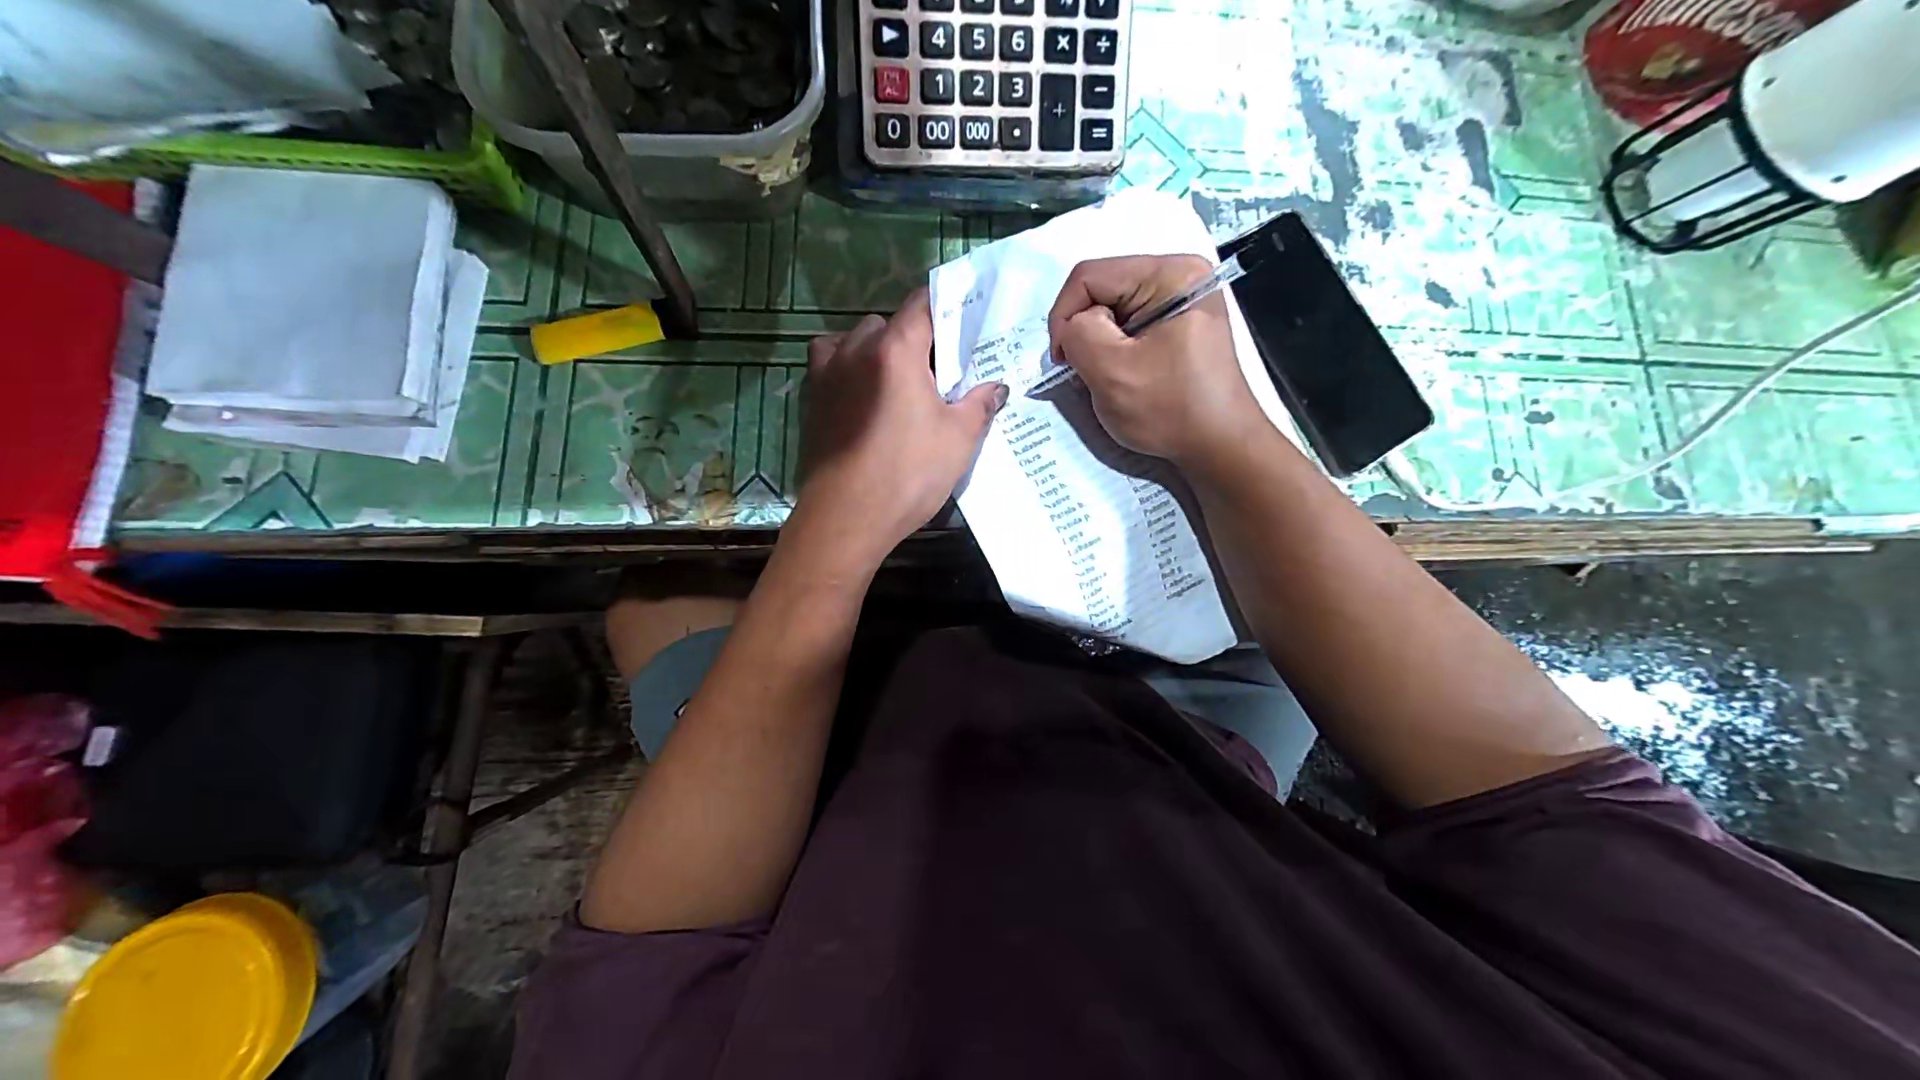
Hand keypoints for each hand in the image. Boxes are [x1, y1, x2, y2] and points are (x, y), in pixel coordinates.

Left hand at [793, 291, 1006, 569]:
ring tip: (894, 384)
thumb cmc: (908, 474)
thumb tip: (996, 387)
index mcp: (896, 350)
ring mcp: (827, 373)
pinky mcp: (811, 399)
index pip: (921, 305)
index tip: (961, 325)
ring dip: (874, 351)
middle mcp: (856, 349)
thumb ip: (979, 404)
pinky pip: (830, 365)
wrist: (847, 517)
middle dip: (911, 339)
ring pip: (853, 340)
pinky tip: (862, 397)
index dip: (944, 308)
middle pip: (887, 324)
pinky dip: (846, 368)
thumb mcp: (958, 440)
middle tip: (933, 374)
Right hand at [1049, 255, 1266, 469]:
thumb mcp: (1110, 371)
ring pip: (1113, 309)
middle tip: (1085, 372)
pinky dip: (1116, 350)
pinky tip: (1123, 375)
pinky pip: (1131, 325)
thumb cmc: (1170, 410)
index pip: (1088, 276)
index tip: (1063, 362)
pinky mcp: (1182, 323)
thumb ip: (1079, 334)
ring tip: (1106, 377)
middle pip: (1103, 289)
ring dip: (1099, 344)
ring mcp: (1183, 300)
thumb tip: (1075, 327)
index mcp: (1171, 274)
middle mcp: (1181, 276)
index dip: (1064, 317)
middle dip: (1084, 331)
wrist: (1220, 447)